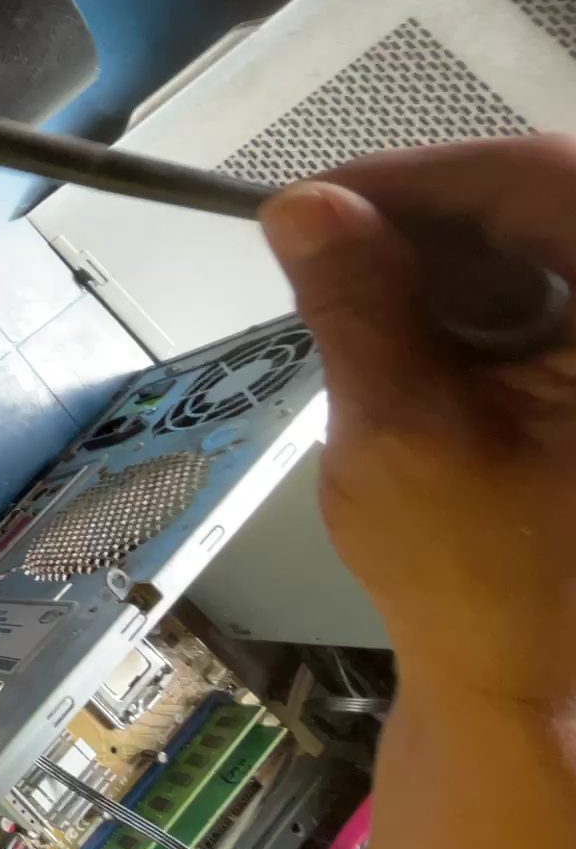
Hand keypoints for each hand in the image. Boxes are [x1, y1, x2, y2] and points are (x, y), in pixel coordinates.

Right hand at [260, 135, 575, 703]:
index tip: (302, 203)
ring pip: (552, 238)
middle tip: (315, 257)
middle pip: (554, 199)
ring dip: (441, 256)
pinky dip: (472, 293)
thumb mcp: (397, 426)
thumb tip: (299, 207)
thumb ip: (354, 306)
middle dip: (420, 217)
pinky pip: (556, 287)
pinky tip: (413, 332)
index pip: (547, 179)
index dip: (412, 176)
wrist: (541, 672)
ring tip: (354, 305)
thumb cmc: (471, 567)